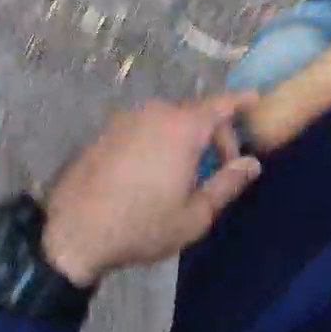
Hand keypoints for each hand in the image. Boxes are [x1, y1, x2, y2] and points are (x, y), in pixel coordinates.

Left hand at [41, 92, 261, 286]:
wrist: (73, 232)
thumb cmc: (141, 225)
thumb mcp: (194, 216)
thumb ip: (227, 184)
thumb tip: (252, 164)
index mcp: (183, 127)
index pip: (222, 104)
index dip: (242, 101)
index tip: (258, 99)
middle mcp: (157, 111)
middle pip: (197, 113)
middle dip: (214, 135)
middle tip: (220, 170)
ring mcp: (128, 117)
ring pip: (170, 120)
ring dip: (185, 139)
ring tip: (186, 175)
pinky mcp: (108, 129)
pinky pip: (146, 127)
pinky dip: (160, 140)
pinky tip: (154, 173)